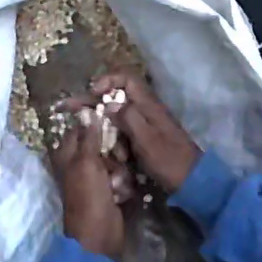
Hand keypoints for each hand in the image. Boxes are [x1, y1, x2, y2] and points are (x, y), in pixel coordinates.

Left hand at [48, 120, 124, 258]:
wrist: (98, 235)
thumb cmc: (88, 196)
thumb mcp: (87, 163)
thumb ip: (88, 136)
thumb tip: (85, 111)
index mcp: (68, 152)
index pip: (83, 127)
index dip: (98, 124)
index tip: (114, 122)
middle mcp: (80, 161)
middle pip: (103, 143)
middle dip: (114, 154)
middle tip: (118, 160)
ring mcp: (95, 176)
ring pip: (115, 160)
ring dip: (119, 172)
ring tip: (116, 186)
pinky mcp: (108, 189)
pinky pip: (120, 177)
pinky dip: (121, 185)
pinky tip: (119, 195)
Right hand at [91, 72, 199, 193]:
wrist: (193, 182)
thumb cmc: (170, 161)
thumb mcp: (147, 139)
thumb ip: (128, 117)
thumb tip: (108, 103)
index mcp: (148, 105)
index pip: (126, 78)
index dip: (107, 80)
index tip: (92, 92)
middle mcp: (146, 109)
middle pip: (115, 95)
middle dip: (92, 100)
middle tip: (68, 106)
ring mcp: (145, 124)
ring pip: (116, 114)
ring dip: (101, 121)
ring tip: (83, 127)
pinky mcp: (144, 138)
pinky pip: (121, 130)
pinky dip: (110, 135)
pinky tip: (100, 143)